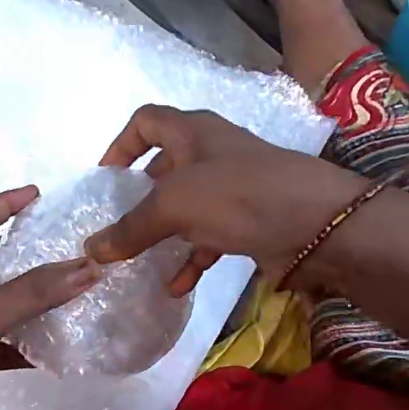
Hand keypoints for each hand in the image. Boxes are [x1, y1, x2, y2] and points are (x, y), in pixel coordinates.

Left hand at [0, 187, 101, 409]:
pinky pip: (3, 341)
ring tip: (66, 291)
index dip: (4, 203)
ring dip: (29, 297)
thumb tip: (90, 267)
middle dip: (21, 249)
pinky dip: (26, 342)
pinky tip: (54, 347)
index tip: (36, 194)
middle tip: (58, 245)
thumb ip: (35, 292)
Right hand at [82, 105, 366, 294]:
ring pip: (186, 209)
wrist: (317, 224)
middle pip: (166, 169)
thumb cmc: (239, 195)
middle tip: (119, 224)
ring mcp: (233, 191)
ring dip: (163, 236)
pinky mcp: (249, 223)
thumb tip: (91, 249)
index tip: (105, 178)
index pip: (147, 122)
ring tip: (139, 262)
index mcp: (193, 132)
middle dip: (141, 197)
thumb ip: (131, 227)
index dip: (121, 144)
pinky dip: (191, 260)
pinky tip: (176, 287)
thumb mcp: (175, 205)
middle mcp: (212, 155)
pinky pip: (209, 239)